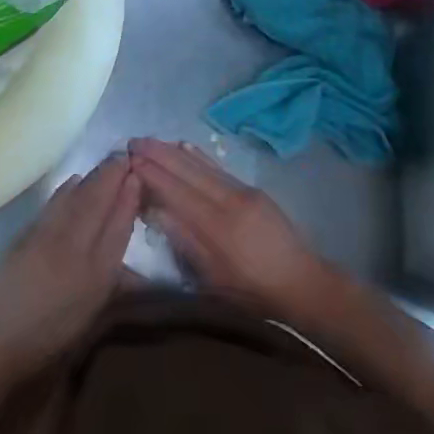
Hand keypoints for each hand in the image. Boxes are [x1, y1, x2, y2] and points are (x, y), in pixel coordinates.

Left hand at [0, 155, 140, 375]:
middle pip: (96, 202)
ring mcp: (46, 237)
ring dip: (92, 177)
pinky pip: (55, 204)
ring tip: (107, 164)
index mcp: (96, 271)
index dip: (128, 196)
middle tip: (125, 156)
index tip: (138, 174)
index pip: (118, 223)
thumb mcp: (92, 312)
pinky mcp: (25, 235)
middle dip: (112, 176)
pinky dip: (68, 189)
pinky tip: (75, 181)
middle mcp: (74, 247)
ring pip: (75, 198)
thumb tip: (131, 260)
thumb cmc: (50, 335)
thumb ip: (115, 281)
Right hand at [129, 138, 345, 325]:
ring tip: (150, 141)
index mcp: (216, 225)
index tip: (129, 160)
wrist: (303, 285)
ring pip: (202, 164)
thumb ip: (183, 239)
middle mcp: (229, 199)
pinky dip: (198, 156)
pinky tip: (184, 146)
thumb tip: (153, 209)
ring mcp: (244, 191)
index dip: (151, 173)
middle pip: (187, 170)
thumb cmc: (252, 292)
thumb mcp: (212, 277)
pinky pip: (218, 167)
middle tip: (132, 141)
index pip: (175, 190)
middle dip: (158, 154)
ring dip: (174, 151)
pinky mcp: (253, 190)